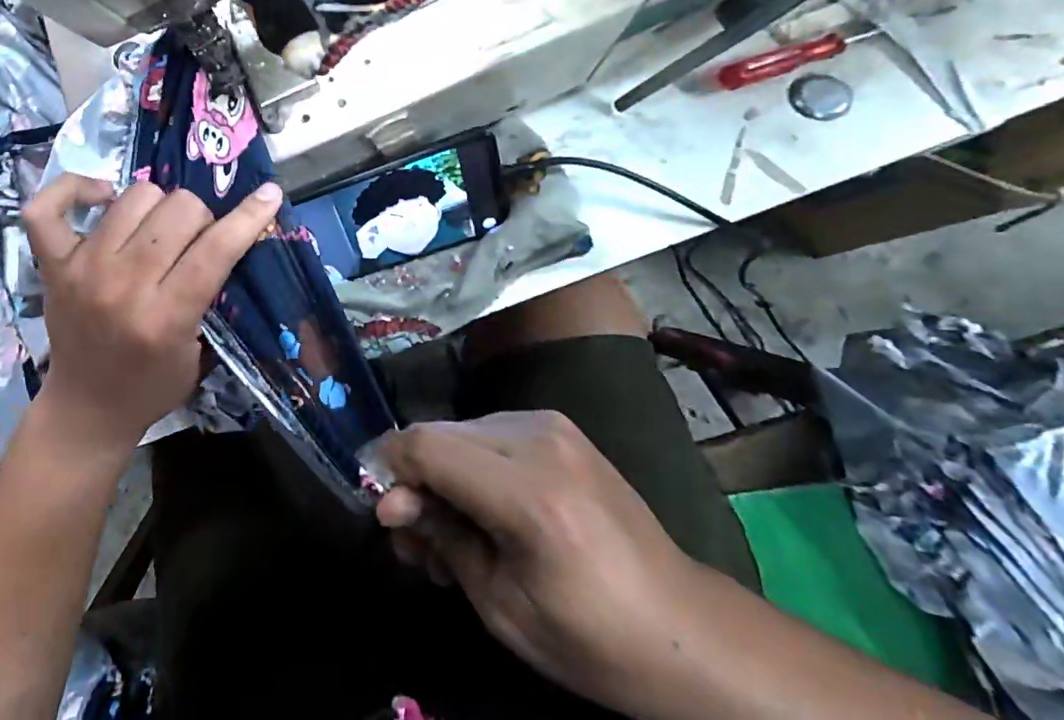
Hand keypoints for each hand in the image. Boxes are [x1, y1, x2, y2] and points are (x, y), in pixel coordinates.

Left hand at [21, 174, 282, 453]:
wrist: (86, 410)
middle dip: (201, 218)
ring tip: (157, 230)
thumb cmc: (153, 385)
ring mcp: (82, 270)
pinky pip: (48, 207)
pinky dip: (75, 189)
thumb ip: (214, 295)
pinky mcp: (51, 266)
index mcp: (165, 317)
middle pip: (179, 210)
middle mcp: (122, 286)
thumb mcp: (200, 350)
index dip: (249, 217)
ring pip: (135, 196)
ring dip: (159, 206)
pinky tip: (104, 198)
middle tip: (195, 241)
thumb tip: (235, 234)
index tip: (269, 195)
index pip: (215, 249)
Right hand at [372, 412, 694, 716]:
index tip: (382, 514)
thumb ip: (441, 538)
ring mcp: (554, 425)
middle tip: (414, 539)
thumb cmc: (589, 637)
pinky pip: (491, 434)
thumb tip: (393, 502)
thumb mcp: (499, 603)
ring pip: (462, 431)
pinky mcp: (562, 427)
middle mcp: (540, 439)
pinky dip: (471, 466)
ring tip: (450, 536)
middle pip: (440, 433)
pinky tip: (482, 511)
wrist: (681, 626)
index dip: (389, 471)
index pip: (426, 445)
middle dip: (414, 478)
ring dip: (442, 474)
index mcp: (528, 491)